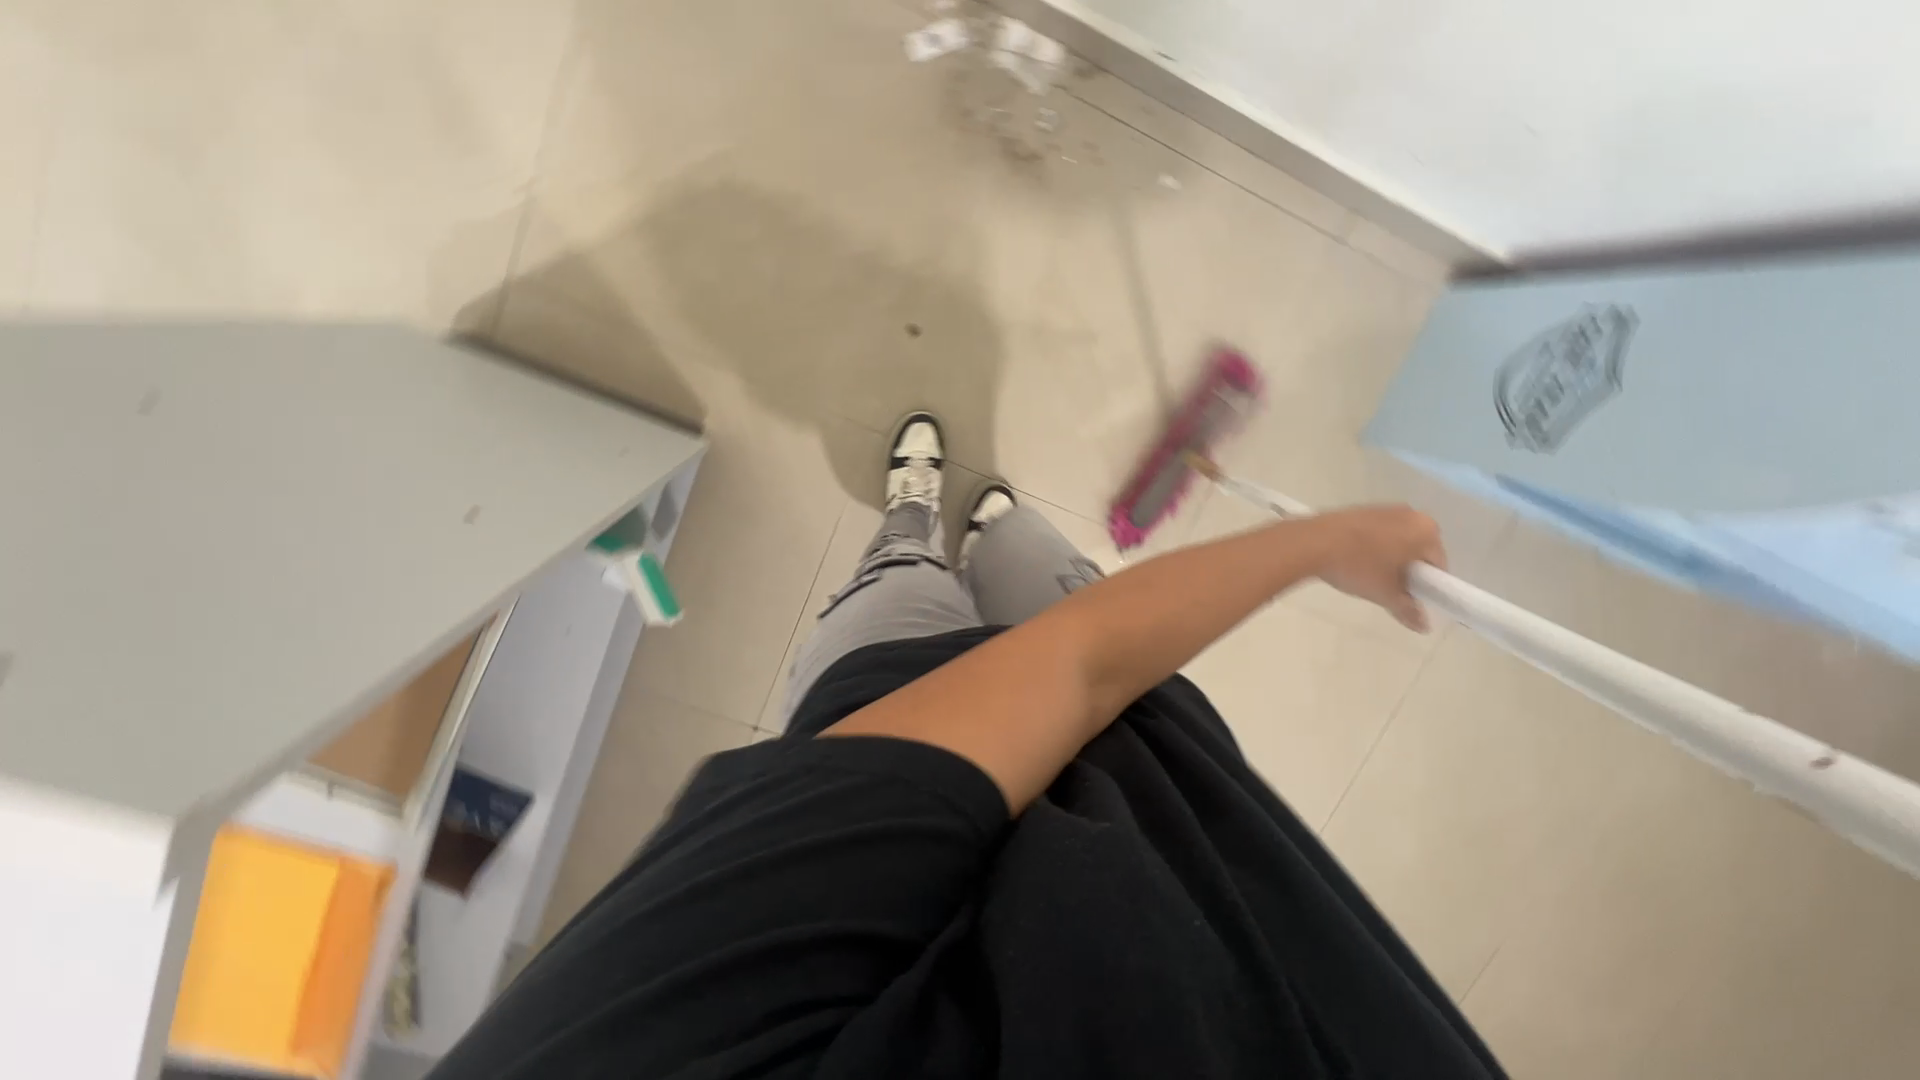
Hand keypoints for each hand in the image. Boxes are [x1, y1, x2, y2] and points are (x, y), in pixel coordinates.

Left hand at [1307, 505, 1446, 631]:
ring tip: (1367, 577)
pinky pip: (1376, 533)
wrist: (1311, 542)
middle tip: (1387, 589)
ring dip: (1388, 559)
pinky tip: (1353, 561)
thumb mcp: (1384, 593)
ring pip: (1395, 541)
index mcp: (1427, 530)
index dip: (1427, 586)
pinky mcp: (1360, 509)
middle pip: (1417, 551)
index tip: (1408, 598)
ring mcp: (1383, 508)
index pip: (1437, 565)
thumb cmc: (1357, 566)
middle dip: (1406, 571)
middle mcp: (1410, 513)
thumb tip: (1424, 626)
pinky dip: (1371, 547)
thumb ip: (1408, 609)